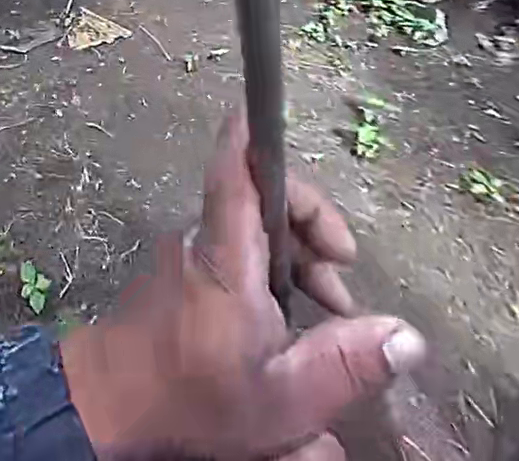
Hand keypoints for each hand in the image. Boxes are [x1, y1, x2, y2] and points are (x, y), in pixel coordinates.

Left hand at [60, 112, 425, 458]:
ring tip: (331, 308)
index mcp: (226, 253)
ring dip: (299, 254)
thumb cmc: (193, 399)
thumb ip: (346, 364)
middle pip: (264, 195)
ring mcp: (195, 248)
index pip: (235, 170)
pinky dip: (274, 267)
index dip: (252, 133)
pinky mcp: (190, 266)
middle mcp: (207, 237)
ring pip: (257, 224)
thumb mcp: (283, 396)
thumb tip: (408, 337)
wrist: (110, 408)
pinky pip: (241, 245)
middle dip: (314, 228)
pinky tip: (292, 313)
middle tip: (342, 288)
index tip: (270, 108)